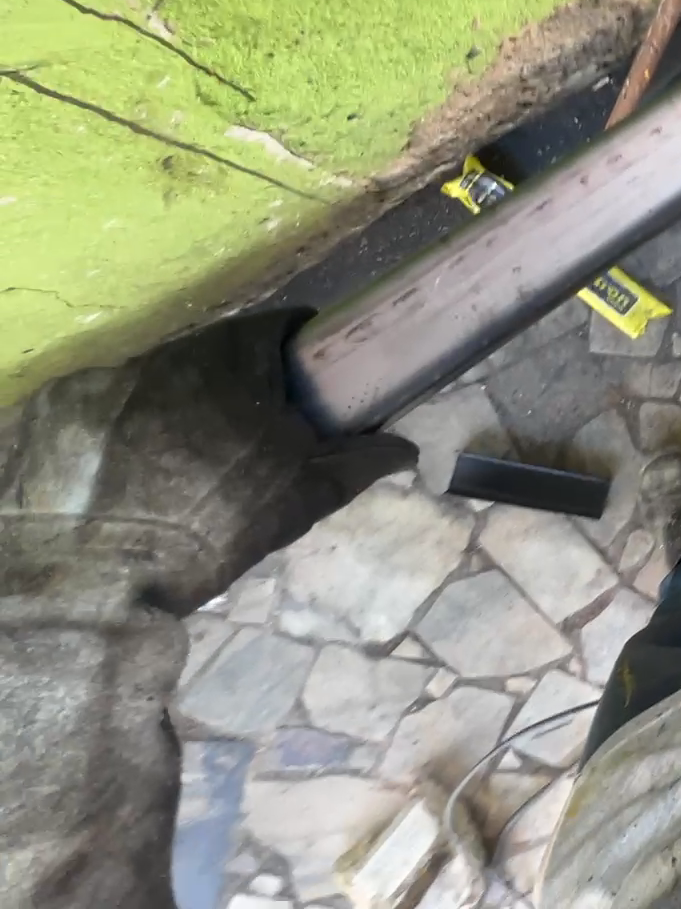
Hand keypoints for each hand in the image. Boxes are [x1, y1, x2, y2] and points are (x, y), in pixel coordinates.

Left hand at [0, 310, 415, 614]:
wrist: (90, 583)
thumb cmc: (220, 526)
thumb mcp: (309, 495)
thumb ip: (365, 461)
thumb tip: (409, 449)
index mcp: (229, 369)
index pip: (273, 325)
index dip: (300, 337)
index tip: (315, 361)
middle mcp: (157, 362)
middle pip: (214, 349)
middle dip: (244, 371)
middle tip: (266, 412)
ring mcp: (92, 388)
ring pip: (158, 376)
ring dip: (187, 396)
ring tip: (202, 444)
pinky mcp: (43, 417)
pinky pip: (105, 404)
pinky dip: (130, 421)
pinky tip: (141, 463)